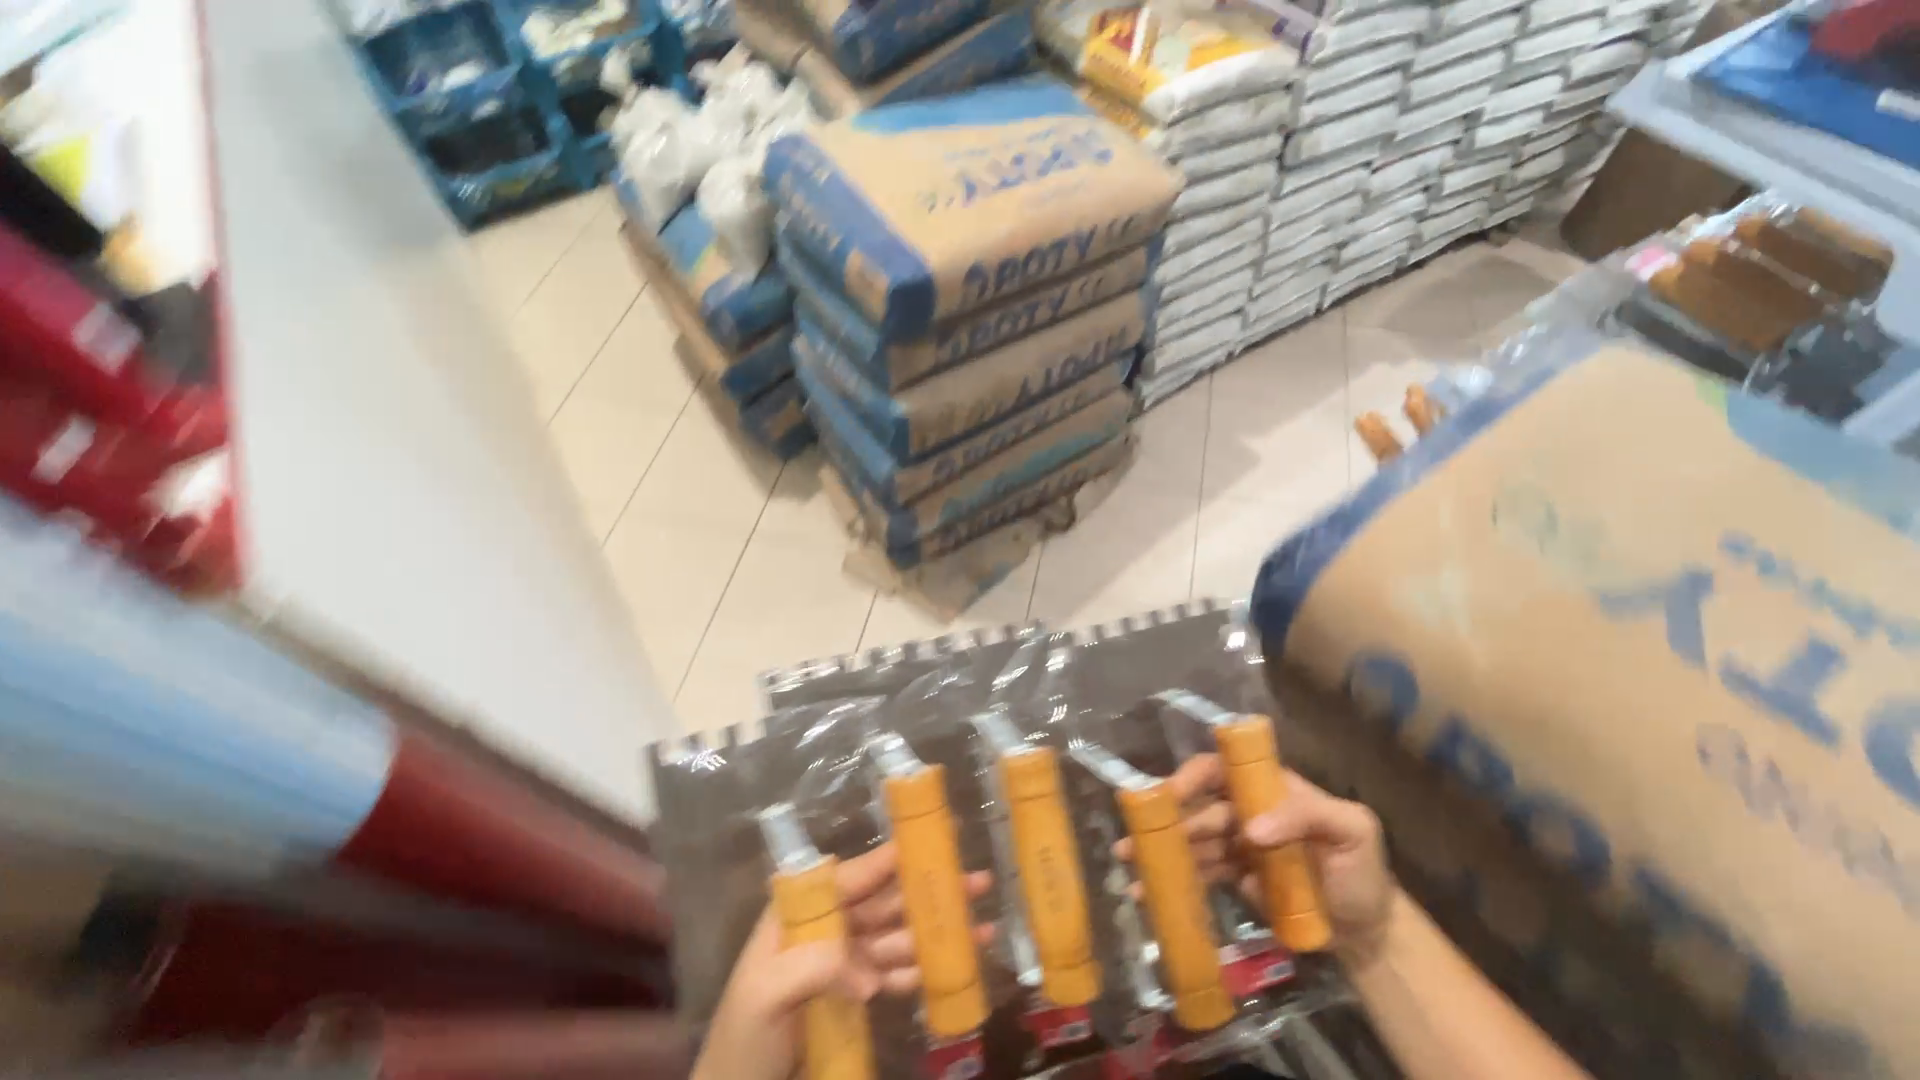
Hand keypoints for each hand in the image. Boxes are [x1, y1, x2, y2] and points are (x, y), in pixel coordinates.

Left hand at [692, 842, 995, 1079]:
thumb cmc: (744, 1033)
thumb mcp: (766, 992)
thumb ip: (816, 966)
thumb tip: (868, 977)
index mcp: (800, 913)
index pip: (851, 875)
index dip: (892, 857)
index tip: (932, 841)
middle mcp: (827, 929)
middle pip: (885, 900)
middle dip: (929, 890)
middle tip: (978, 882)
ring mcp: (844, 962)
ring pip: (898, 936)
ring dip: (937, 930)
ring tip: (983, 928)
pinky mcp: (856, 994)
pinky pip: (896, 974)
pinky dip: (924, 969)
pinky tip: (955, 965)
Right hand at [1113, 755, 1397, 956]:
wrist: (1368, 934)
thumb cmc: (1363, 872)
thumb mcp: (1353, 832)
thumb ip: (1308, 816)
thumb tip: (1252, 829)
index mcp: (1272, 790)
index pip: (1225, 770)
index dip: (1195, 776)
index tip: (1172, 794)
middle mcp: (1248, 811)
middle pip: (1199, 806)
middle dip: (1167, 818)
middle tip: (1137, 835)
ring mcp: (1238, 846)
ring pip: (1191, 839)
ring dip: (1159, 846)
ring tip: (1128, 859)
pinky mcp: (1233, 879)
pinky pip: (1197, 872)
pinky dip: (1172, 878)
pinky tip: (1146, 889)